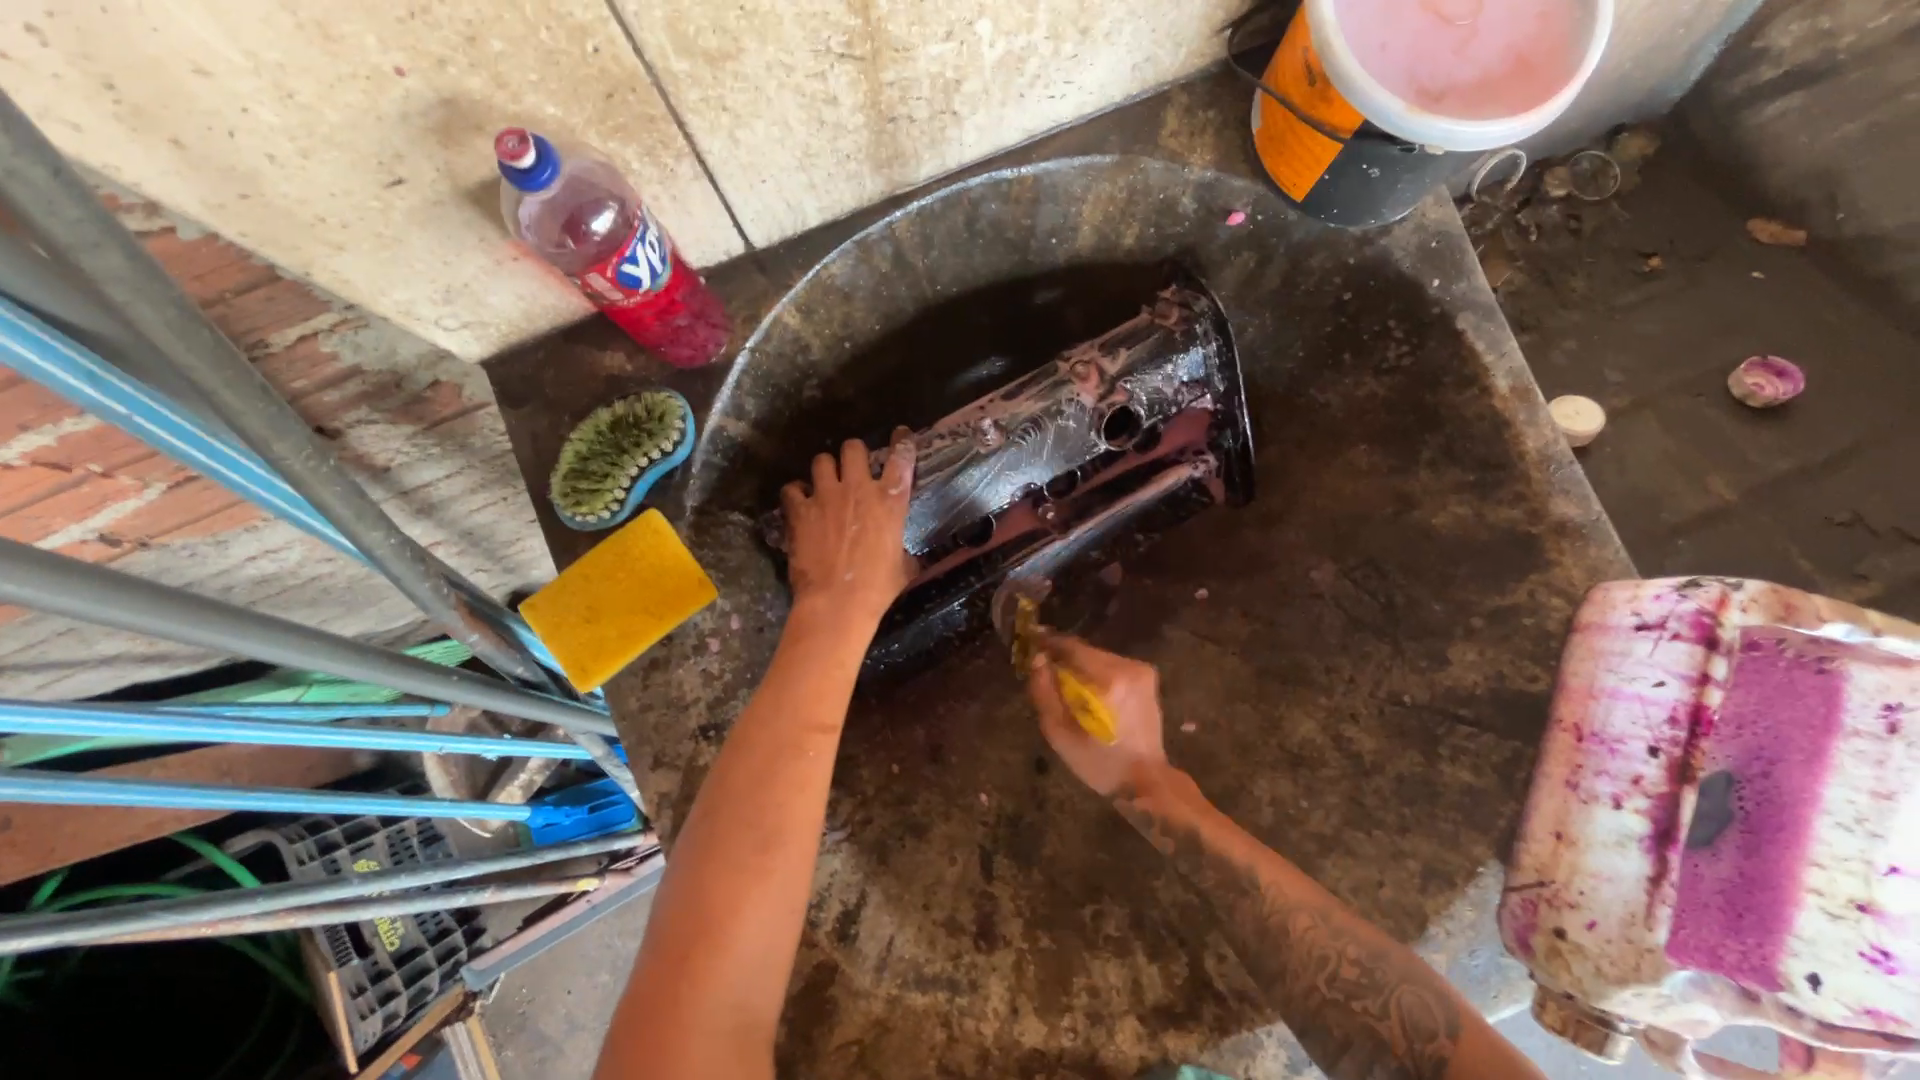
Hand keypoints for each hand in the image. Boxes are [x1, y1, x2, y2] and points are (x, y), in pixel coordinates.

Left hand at [781, 428, 916, 625]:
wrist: (837, 602)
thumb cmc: (878, 588)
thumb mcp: (904, 567)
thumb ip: (905, 550)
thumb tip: (908, 555)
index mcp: (890, 501)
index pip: (901, 457)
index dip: (902, 442)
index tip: (900, 435)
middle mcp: (858, 489)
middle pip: (853, 447)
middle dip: (853, 453)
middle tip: (852, 467)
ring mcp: (826, 496)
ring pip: (822, 460)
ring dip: (824, 469)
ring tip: (824, 483)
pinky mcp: (800, 510)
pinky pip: (792, 488)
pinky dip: (795, 493)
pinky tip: (799, 503)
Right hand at [1028, 634, 1167, 795]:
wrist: (1146, 779)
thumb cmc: (1100, 763)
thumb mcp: (1060, 734)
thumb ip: (1044, 692)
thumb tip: (1037, 659)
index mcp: (1108, 681)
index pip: (1071, 647)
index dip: (1048, 642)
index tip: (1031, 642)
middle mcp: (1128, 668)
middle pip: (1085, 651)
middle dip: (1063, 658)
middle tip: (1044, 671)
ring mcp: (1141, 671)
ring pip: (1098, 657)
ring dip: (1080, 667)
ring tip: (1066, 687)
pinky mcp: (1147, 677)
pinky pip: (1112, 666)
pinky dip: (1097, 674)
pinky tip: (1090, 695)